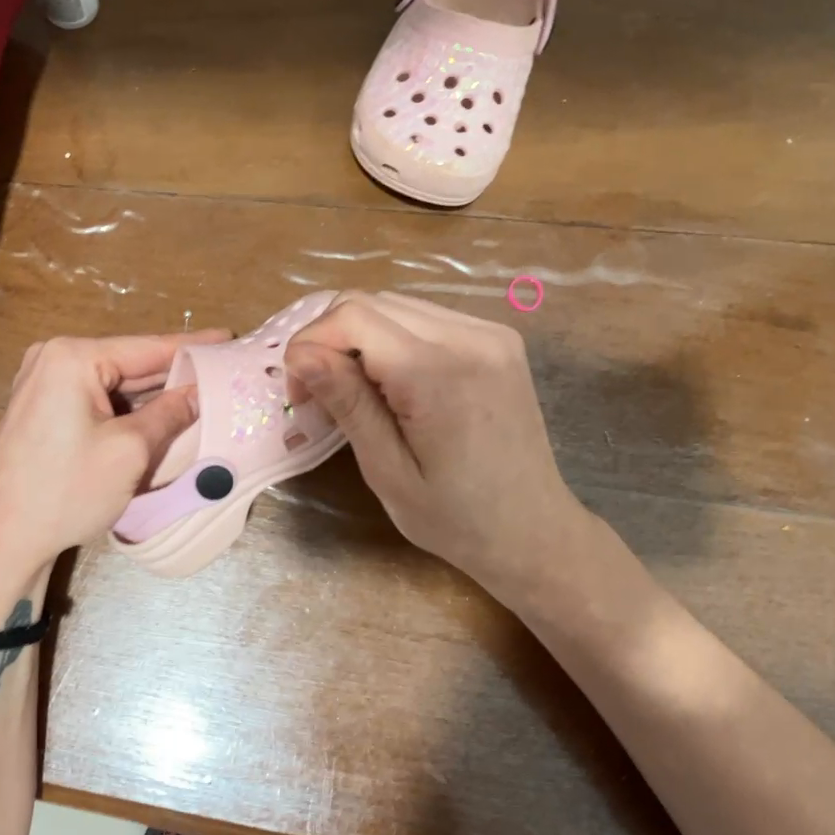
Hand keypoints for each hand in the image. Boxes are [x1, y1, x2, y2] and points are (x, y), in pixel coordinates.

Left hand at [0, 330, 229, 589]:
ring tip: (198, 386)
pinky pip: (92, 397)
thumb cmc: (68, 492)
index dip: (190, 346)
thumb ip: (169, 413)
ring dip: (149, 390)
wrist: (6, 538)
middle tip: (220, 365)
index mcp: (70, 358)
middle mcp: (50, 358)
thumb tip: (200, 391)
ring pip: (110, 382)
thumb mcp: (130, 452)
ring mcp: (40, 382)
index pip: (145, 347)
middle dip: (171, 369)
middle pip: (126, 362)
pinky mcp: (38, 407)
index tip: (228, 336)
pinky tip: (156, 408)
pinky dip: (123, 405)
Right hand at [283, 292, 596, 601]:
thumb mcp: (386, 471)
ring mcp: (489, 333)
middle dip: (328, 340)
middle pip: (369, 302)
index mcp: (438, 374)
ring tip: (353, 390)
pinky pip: (422, 317)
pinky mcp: (497, 339)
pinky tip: (391, 381)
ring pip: (393, 304)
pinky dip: (390, 339)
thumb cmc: (455, 519)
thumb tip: (299, 353)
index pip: (351, 316)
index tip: (300, 392)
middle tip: (318, 394)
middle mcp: (469, 337)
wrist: (535, 532)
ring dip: (358, 338)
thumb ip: (347, 402)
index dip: (310, 343)